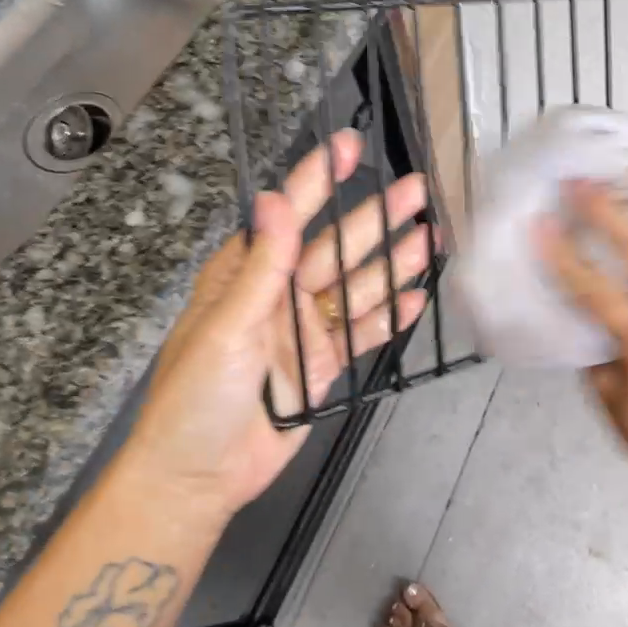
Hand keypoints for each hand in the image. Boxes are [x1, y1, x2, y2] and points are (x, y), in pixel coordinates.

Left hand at [120, 130, 433, 518]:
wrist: (198, 479)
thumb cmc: (196, 398)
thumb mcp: (225, 329)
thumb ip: (261, 268)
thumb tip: (273, 200)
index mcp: (246, 276)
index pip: (287, 217)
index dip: (317, 179)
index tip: (346, 147)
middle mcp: (280, 294)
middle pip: (336, 247)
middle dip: (376, 218)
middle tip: (417, 190)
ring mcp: (306, 329)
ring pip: (357, 286)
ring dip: (393, 263)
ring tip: (431, 238)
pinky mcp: (326, 363)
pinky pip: (363, 331)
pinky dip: (389, 316)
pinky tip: (416, 298)